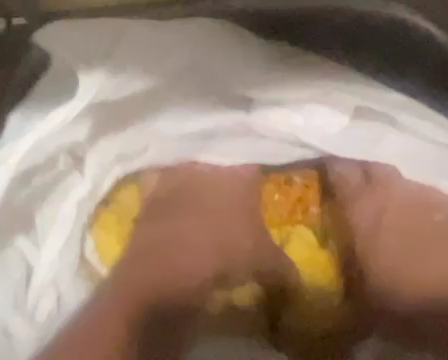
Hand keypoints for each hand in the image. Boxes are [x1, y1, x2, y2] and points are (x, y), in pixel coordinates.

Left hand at [109, 163, 293, 307]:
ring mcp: (174, 178)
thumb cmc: (224, 255)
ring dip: (196, 195)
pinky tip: (174, 223)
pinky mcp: (148, 196)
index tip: (262, 206)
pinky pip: (161, 195)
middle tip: (234, 217)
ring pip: (192, 181)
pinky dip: (168, 206)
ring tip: (203, 222)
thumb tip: (299, 280)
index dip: (259, 189)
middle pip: (222, 174)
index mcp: (239, 174)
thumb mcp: (265, 265)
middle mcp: (208, 166)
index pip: (256, 172)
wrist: (165, 269)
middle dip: (227, 192)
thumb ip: (284, 267)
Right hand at [327, 159, 447, 313]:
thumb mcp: (360, 297)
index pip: (335, 169)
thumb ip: (344, 271)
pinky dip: (435, 216)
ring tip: (400, 225)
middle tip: (357, 200)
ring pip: (408, 187)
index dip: (325, 171)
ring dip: (400, 200)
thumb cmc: (406, 303)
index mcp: (363, 204)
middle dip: (361, 179)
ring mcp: (433, 194)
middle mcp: (395, 188)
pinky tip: (439, 238)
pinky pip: (442, 204)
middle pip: (371, 168)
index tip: (318, 179)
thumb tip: (330, 275)